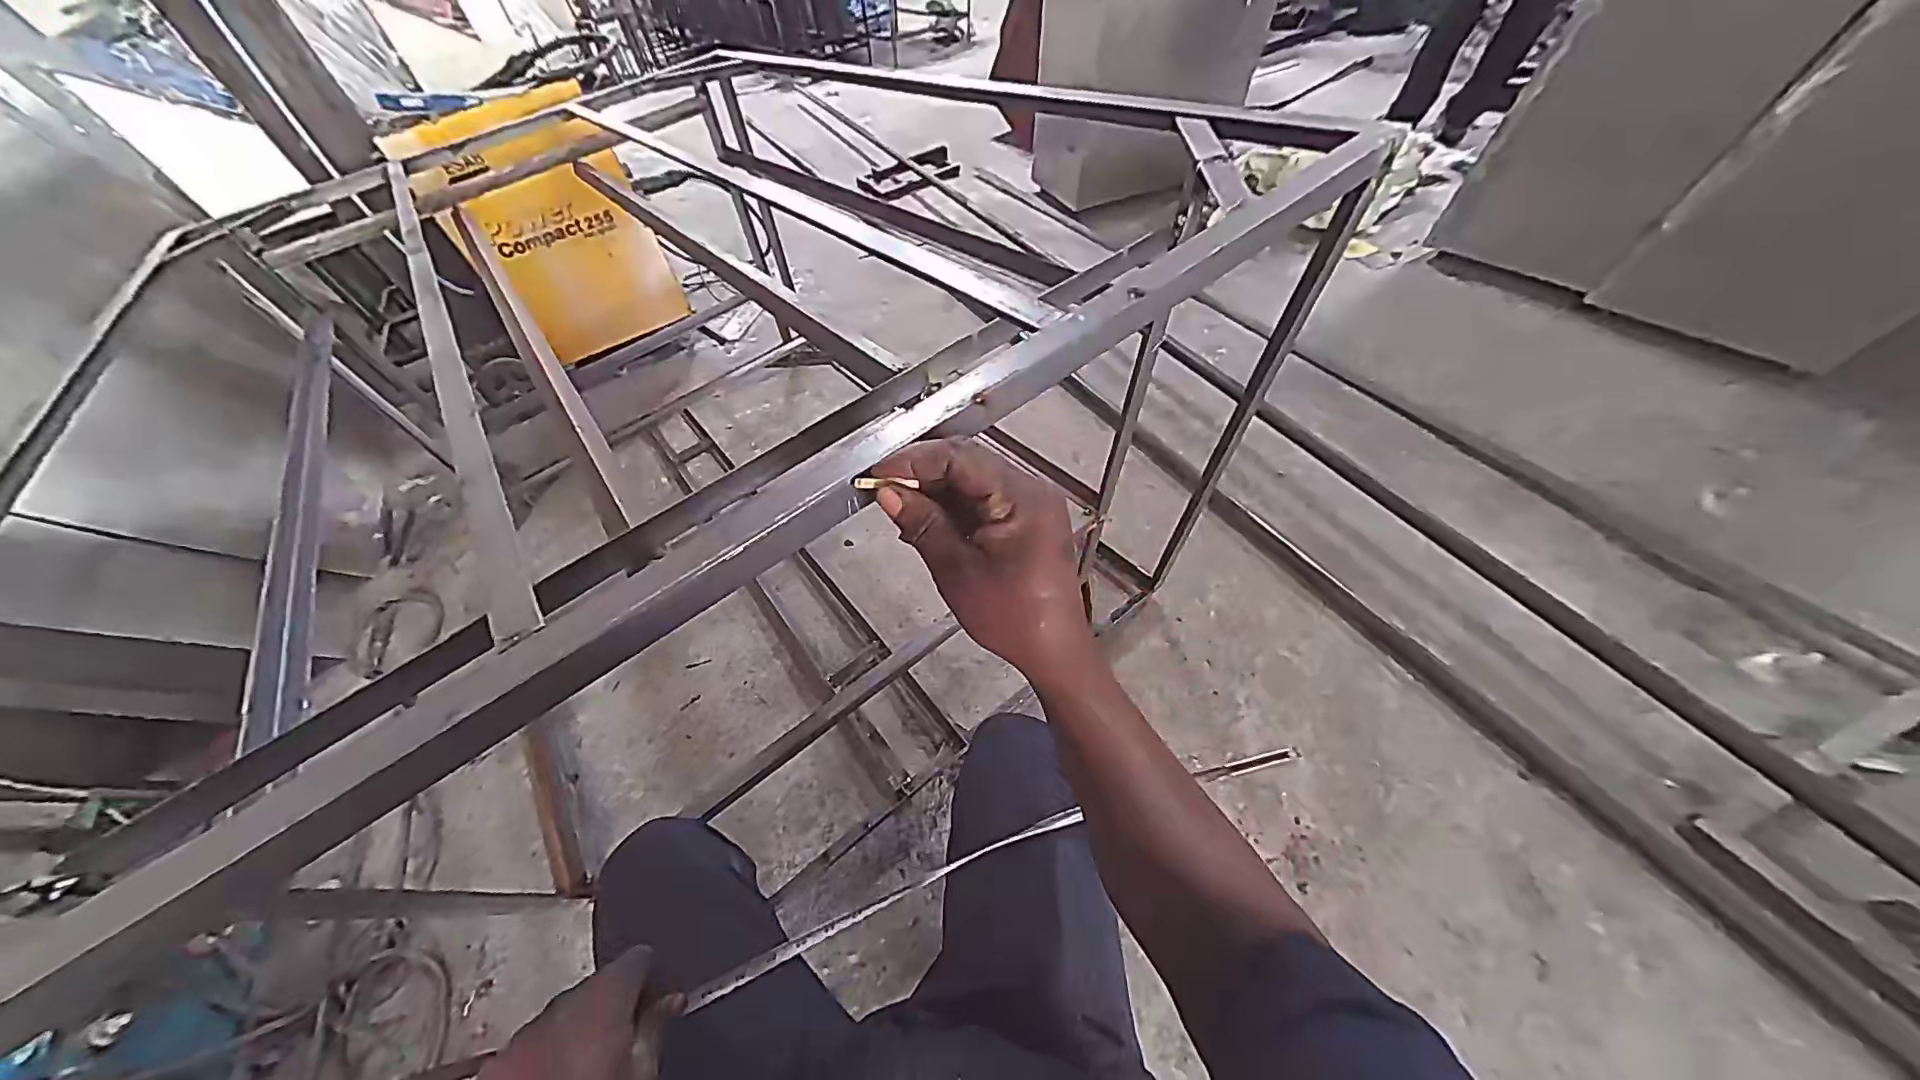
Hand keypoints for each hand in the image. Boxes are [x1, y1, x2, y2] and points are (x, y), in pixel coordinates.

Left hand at [477, 946, 681, 1079]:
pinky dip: (549, 1047)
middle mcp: (566, 999)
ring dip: (581, 1024)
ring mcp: (527, 1028)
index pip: (637, 958)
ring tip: (591, 1059)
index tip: (658, 999)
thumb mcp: (641, 1071)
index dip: (652, 975)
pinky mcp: (498, 1061)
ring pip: (566, 1012)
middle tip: (628, 1035)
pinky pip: (535, 1040)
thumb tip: (670, 1000)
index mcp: (606, 993)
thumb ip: (656, 1027)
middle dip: (614, 1001)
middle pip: (599, 984)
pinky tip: (556, 1072)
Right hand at [871, 438, 1096, 680]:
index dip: (913, 461)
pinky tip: (927, 521)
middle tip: (885, 490)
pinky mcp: (1026, 519)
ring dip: (935, 491)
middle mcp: (1032, 491)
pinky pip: (983, 499)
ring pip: (972, 479)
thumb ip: (922, 524)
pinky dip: (953, 507)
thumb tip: (890, 495)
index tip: (880, 473)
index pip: (959, 457)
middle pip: (967, 462)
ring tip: (901, 509)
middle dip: (921, 474)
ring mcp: (1031, 504)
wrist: (1053, 650)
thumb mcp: (957, 570)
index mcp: (1022, 497)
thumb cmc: (1017, 619)